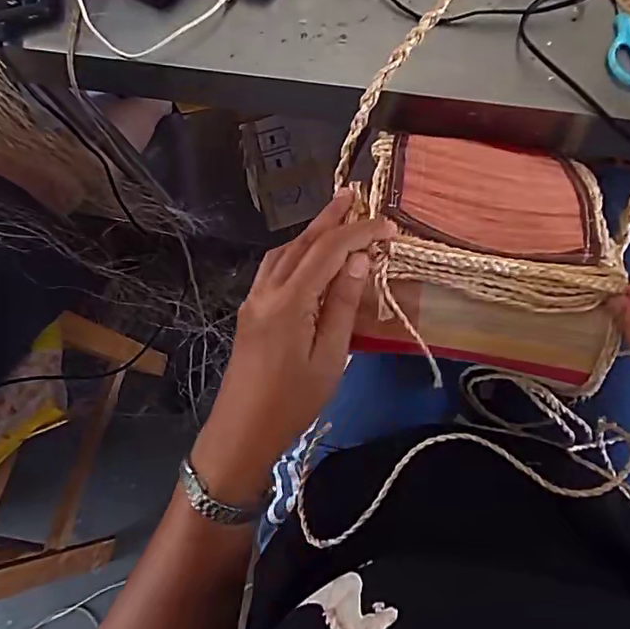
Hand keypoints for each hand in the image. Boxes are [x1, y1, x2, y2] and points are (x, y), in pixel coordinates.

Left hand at [190, 188, 392, 504]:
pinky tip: (309, 255)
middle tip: (354, 195)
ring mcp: (254, 300)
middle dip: (330, 217)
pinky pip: (274, 268)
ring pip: (284, 252)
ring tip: (336, 218)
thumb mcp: (329, 357)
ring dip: (311, 232)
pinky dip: (297, 251)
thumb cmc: (292, 402)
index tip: (389, 227)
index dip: (359, 233)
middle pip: (302, 243)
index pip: (328, 251)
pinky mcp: (251, 311)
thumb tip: (358, 260)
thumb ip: (342, 305)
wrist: (240, 433)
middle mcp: (267, 291)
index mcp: (289, 301)